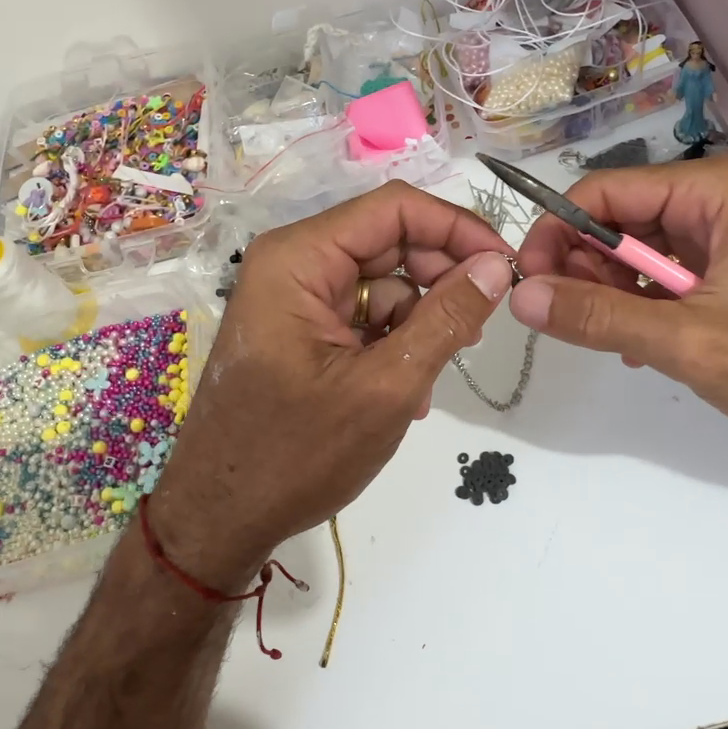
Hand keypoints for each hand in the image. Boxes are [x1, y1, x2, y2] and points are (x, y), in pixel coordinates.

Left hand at [150, 181, 514, 587]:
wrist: (221, 519)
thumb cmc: (296, 455)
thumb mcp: (387, 387)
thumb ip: (447, 320)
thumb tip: (497, 267)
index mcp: (299, 259)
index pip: (395, 208)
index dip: (457, 227)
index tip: (506, 265)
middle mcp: (294, 264)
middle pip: (390, 243)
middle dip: (440, 282)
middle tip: (477, 329)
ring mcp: (295, 299)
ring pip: (386, 284)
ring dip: (420, 325)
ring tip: (427, 384)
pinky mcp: (301, 330)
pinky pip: (366, 317)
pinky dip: (394, 346)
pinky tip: (404, 393)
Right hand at [511, 154, 727, 440]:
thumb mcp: (685, 341)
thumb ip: (599, 316)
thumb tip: (522, 298)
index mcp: (713, 191)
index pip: (605, 193)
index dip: (557, 233)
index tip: (530, 284)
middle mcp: (717, 198)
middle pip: (619, 218)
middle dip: (585, 267)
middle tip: (568, 320)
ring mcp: (726, 232)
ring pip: (637, 250)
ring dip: (612, 292)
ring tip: (612, 338)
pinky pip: (664, 273)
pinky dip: (641, 304)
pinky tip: (639, 345)